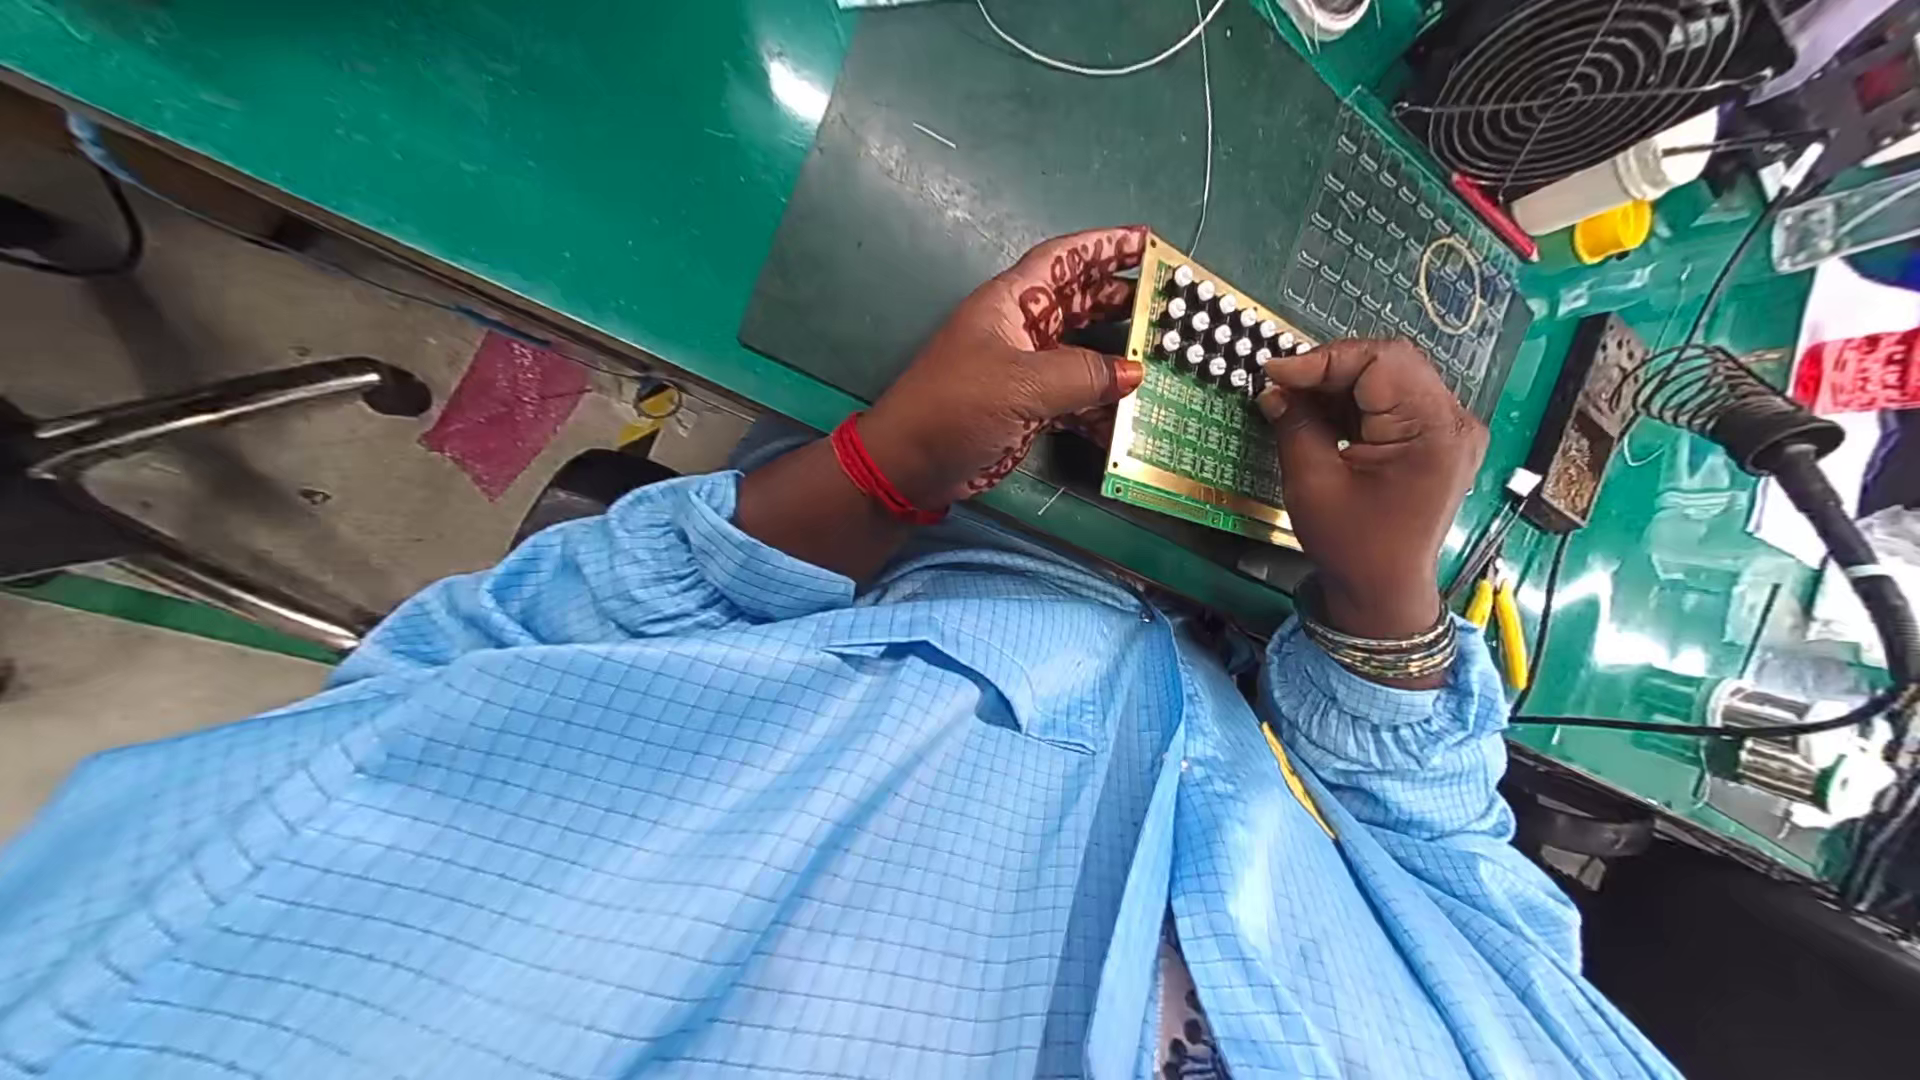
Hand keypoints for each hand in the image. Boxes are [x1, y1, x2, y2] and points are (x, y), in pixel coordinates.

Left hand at [858, 226, 1148, 508]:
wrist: (912, 465)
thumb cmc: (957, 408)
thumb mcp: (1022, 384)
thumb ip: (1082, 374)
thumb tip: (1134, 373)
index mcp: (1011, 304)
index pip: (1063, 260)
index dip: (1104, 246)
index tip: (1147, 242)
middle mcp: (1020, 332)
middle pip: (1078, 304)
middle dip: (1119, 301)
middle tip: (1165, 305)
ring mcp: (1025, 373)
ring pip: (1080, 355)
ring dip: (1115, 360)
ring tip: (1159, 362)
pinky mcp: (1026, 410)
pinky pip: (1072, 399)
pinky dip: (1097, 407)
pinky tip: (1125, 417)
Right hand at [1257, 339, 1486, 638]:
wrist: (1383, 588)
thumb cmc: (1351, 543)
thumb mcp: (1312, 483)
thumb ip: (1296, 426)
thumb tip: (1274, 390)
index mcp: (1432, 430)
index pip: (1381, 362)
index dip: (1322, 360)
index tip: (1272, 372)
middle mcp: (1453, 421)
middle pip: (1389, 364)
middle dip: (1328, 370)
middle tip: (1280, 385)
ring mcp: (1448, 429)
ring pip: (1388, 380)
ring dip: (1336, 386)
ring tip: (1292, 400)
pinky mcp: (1433, 439)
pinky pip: (1390, 403)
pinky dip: (1350, 404)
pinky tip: (1317, 415)